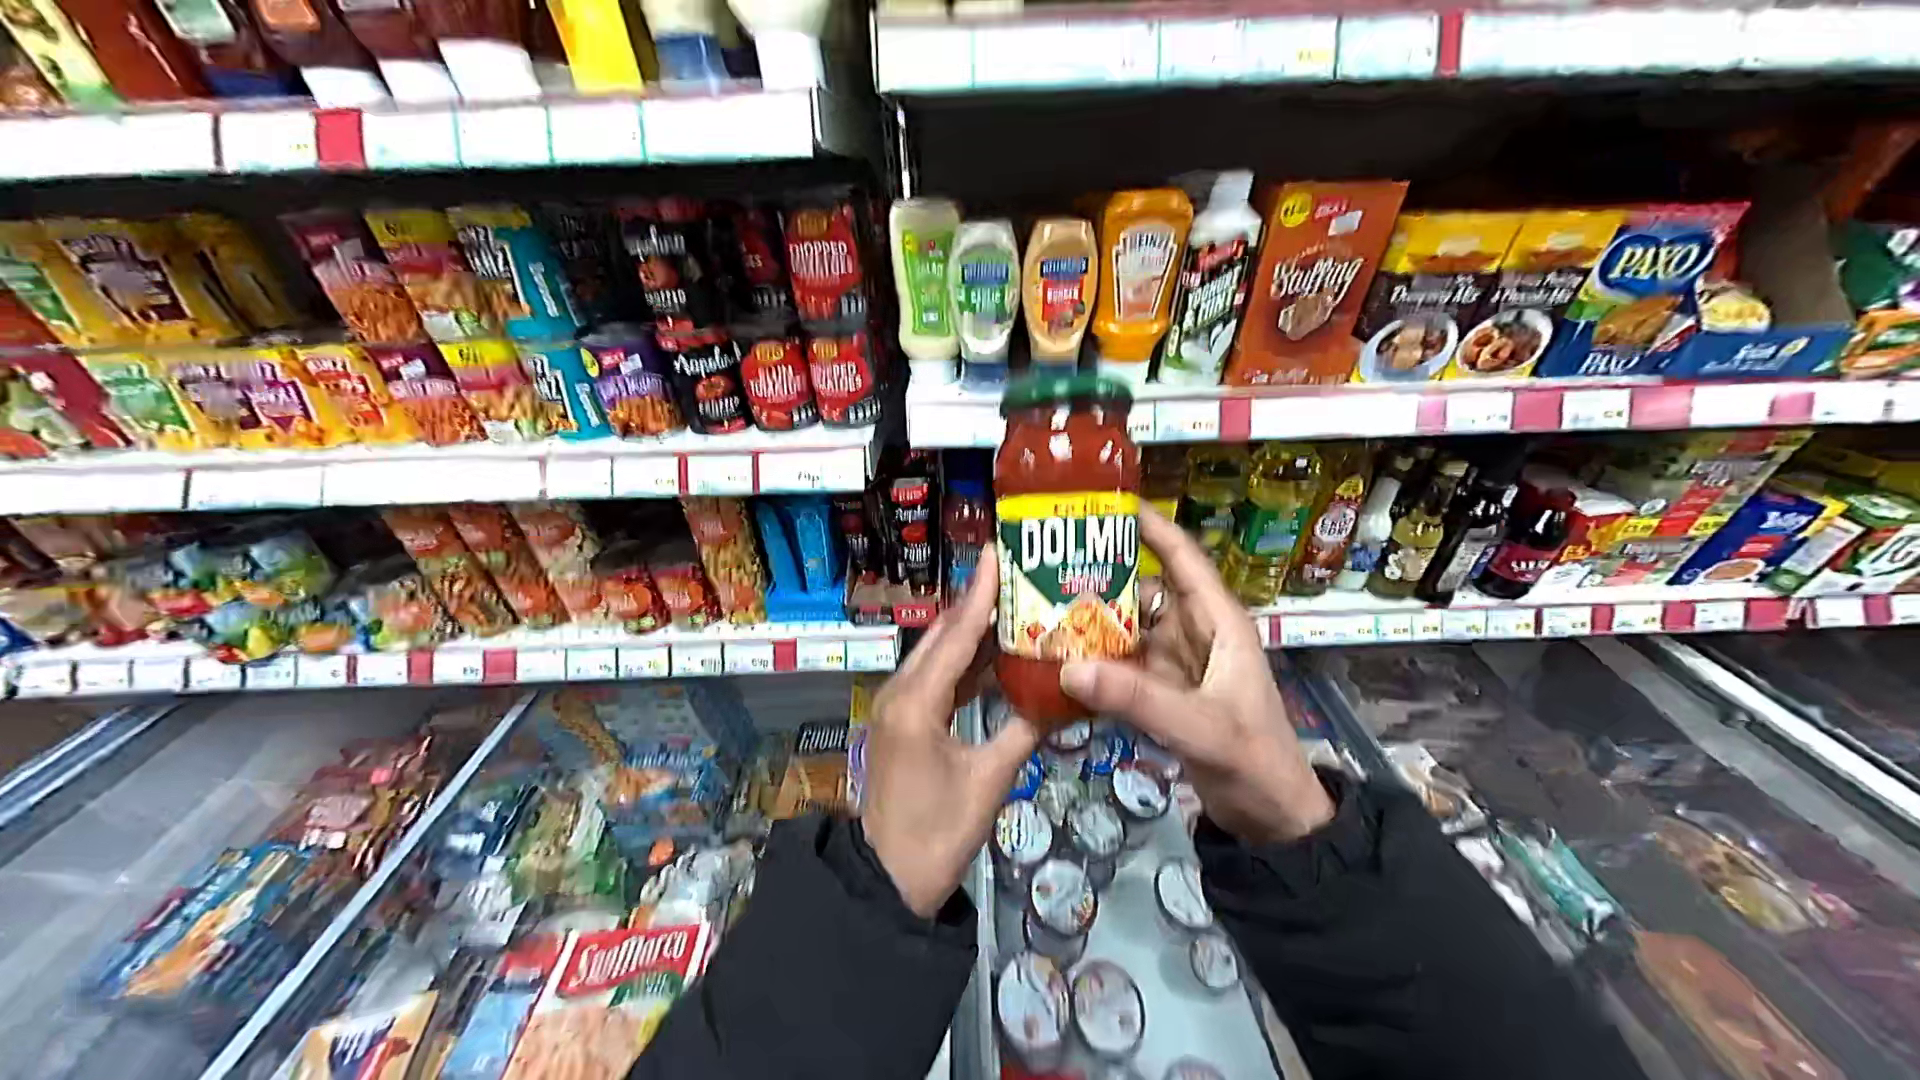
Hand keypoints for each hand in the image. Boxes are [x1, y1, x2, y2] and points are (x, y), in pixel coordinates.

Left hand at [864, 547, 1040, 916]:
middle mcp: (902, 691)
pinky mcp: (904, 719)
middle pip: (943, 635)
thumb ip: (1024, 731)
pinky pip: (938, 678)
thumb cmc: (938, 833)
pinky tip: (996, 653)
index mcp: (917, 701)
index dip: (980, 592)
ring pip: (939, 654)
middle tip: (1016, 570)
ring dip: (973, 631)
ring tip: (1015, 602)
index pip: (955, 634)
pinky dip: (966, 663)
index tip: (997, 552)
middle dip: (977, 602)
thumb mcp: (988, 781)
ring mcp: (899, 704)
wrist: (887, 878)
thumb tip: (1066, 697)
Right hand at [1059, 505, 1333, 844]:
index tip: (1104, 504)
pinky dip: (1094, 661)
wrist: (1272, 820)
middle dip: (1100, 576)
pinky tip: (1059, 661)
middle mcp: (1193, 631)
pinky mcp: (1160, 689)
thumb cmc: (1254, 761)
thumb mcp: (1201, 728)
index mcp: (1217, 621)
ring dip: (1090, 621)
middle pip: (1142, 589)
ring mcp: (1175, 661)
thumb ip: (1138, 700)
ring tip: (1040, 609)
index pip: (1182, 558)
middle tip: (1045, 565)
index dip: (1150, 526)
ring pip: (1127, 626)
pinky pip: (1120, 663)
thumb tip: (1070, 669)